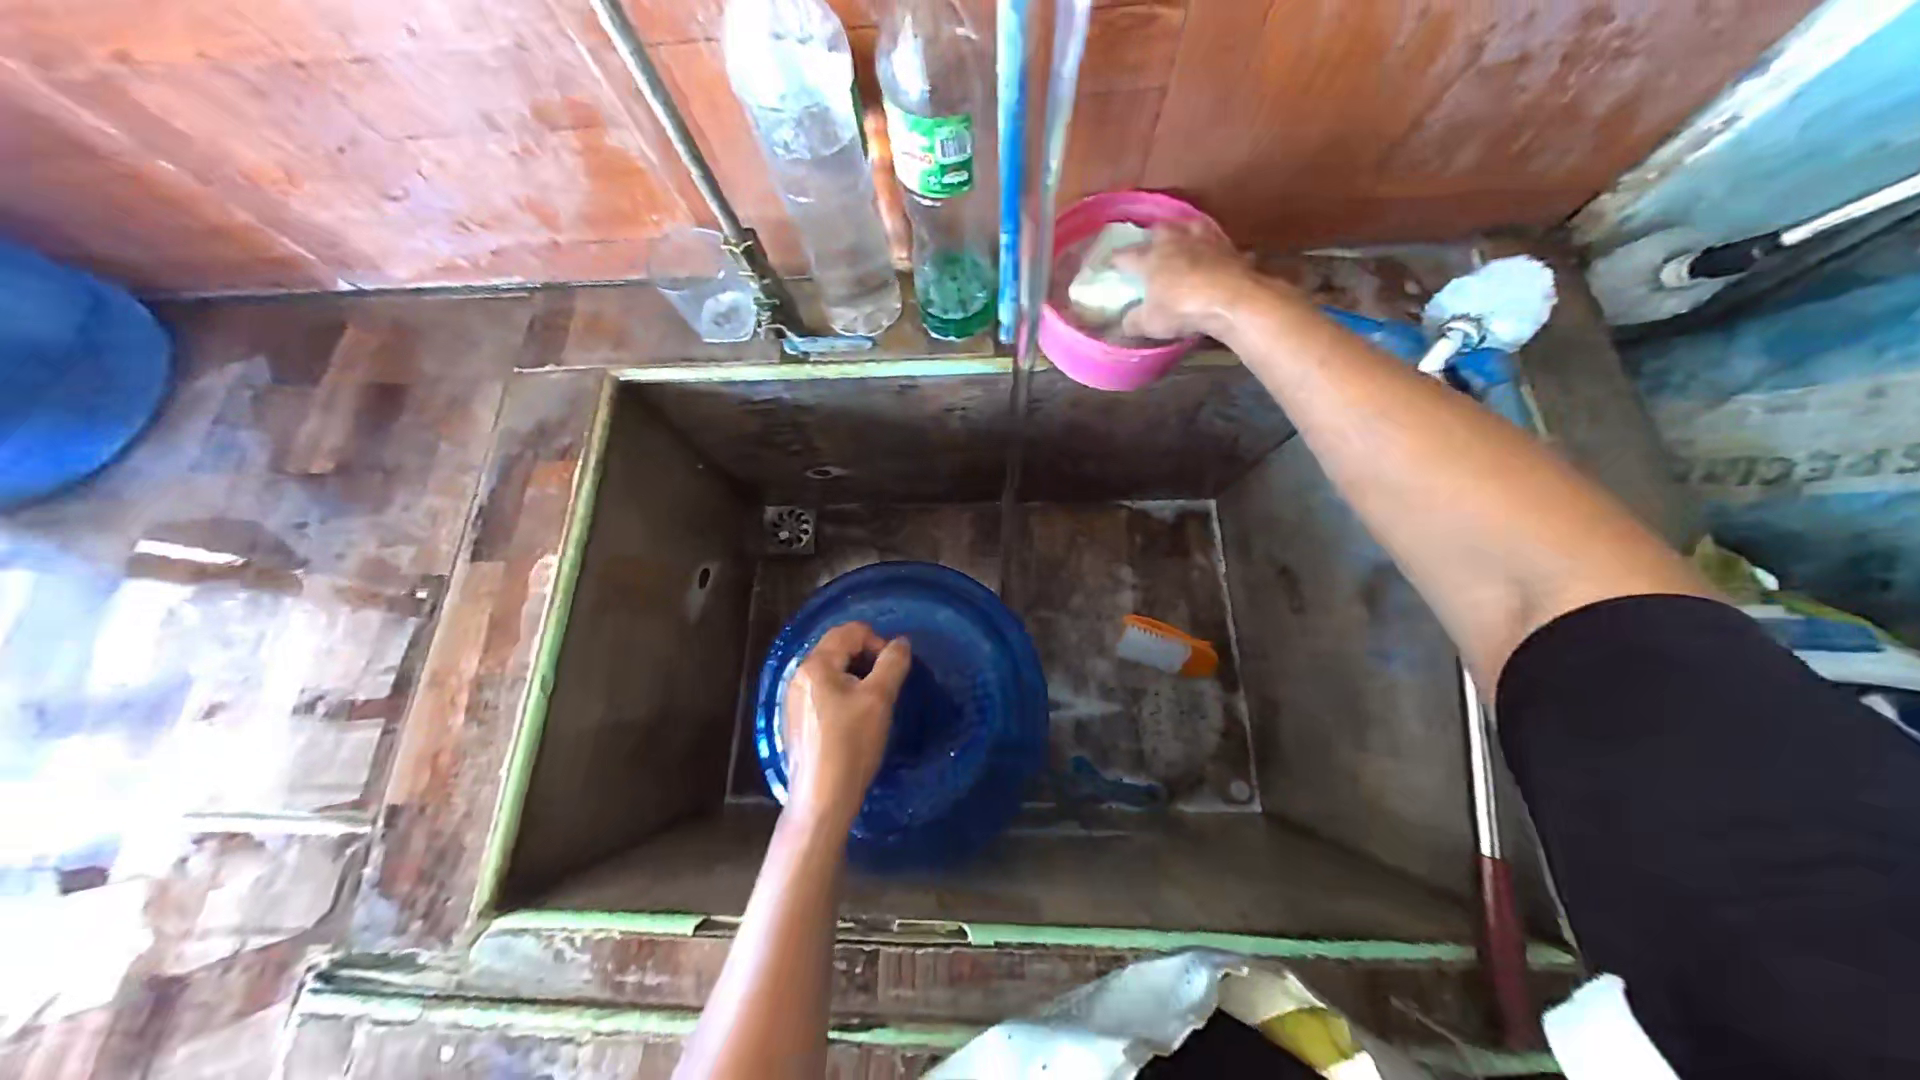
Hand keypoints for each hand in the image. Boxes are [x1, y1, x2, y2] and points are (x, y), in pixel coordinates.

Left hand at [783, 622, 911, 831]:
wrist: (822, 799)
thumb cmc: (852, 744)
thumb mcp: (879, 699)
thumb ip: (892, 664)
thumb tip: (901, 643)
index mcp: (815, 665)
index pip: (849, 632)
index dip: (877, 641)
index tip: (894, 668)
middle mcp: (798, 676)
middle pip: (837, 649)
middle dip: (867, 658)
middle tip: (888, 683)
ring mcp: (794, 700)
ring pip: (831, 672)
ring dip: (857, 676)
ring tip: (875, 702)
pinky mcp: (797, 720)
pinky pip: (823, 693)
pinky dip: (843, 694)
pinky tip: (855, 720)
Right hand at [1112, 221, 1274, 340]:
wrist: (1232, 298)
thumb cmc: (1182, 308)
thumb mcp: (1151, 323)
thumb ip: (1134, 321)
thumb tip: (1125, 322)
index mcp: (1150, 258)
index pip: (1125, 256)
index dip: (1116, 261)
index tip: (1111, 264)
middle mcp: (1175, 241)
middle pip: (1159, 230)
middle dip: (1153, 237)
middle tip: (1151, 247)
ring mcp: (1205, 240)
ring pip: (1190, 226)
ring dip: (1185, 232)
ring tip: (1183, 241)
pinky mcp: (1230, 247)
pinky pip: (1218, 242)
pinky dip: (1214, 248)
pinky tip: (1214, 256)